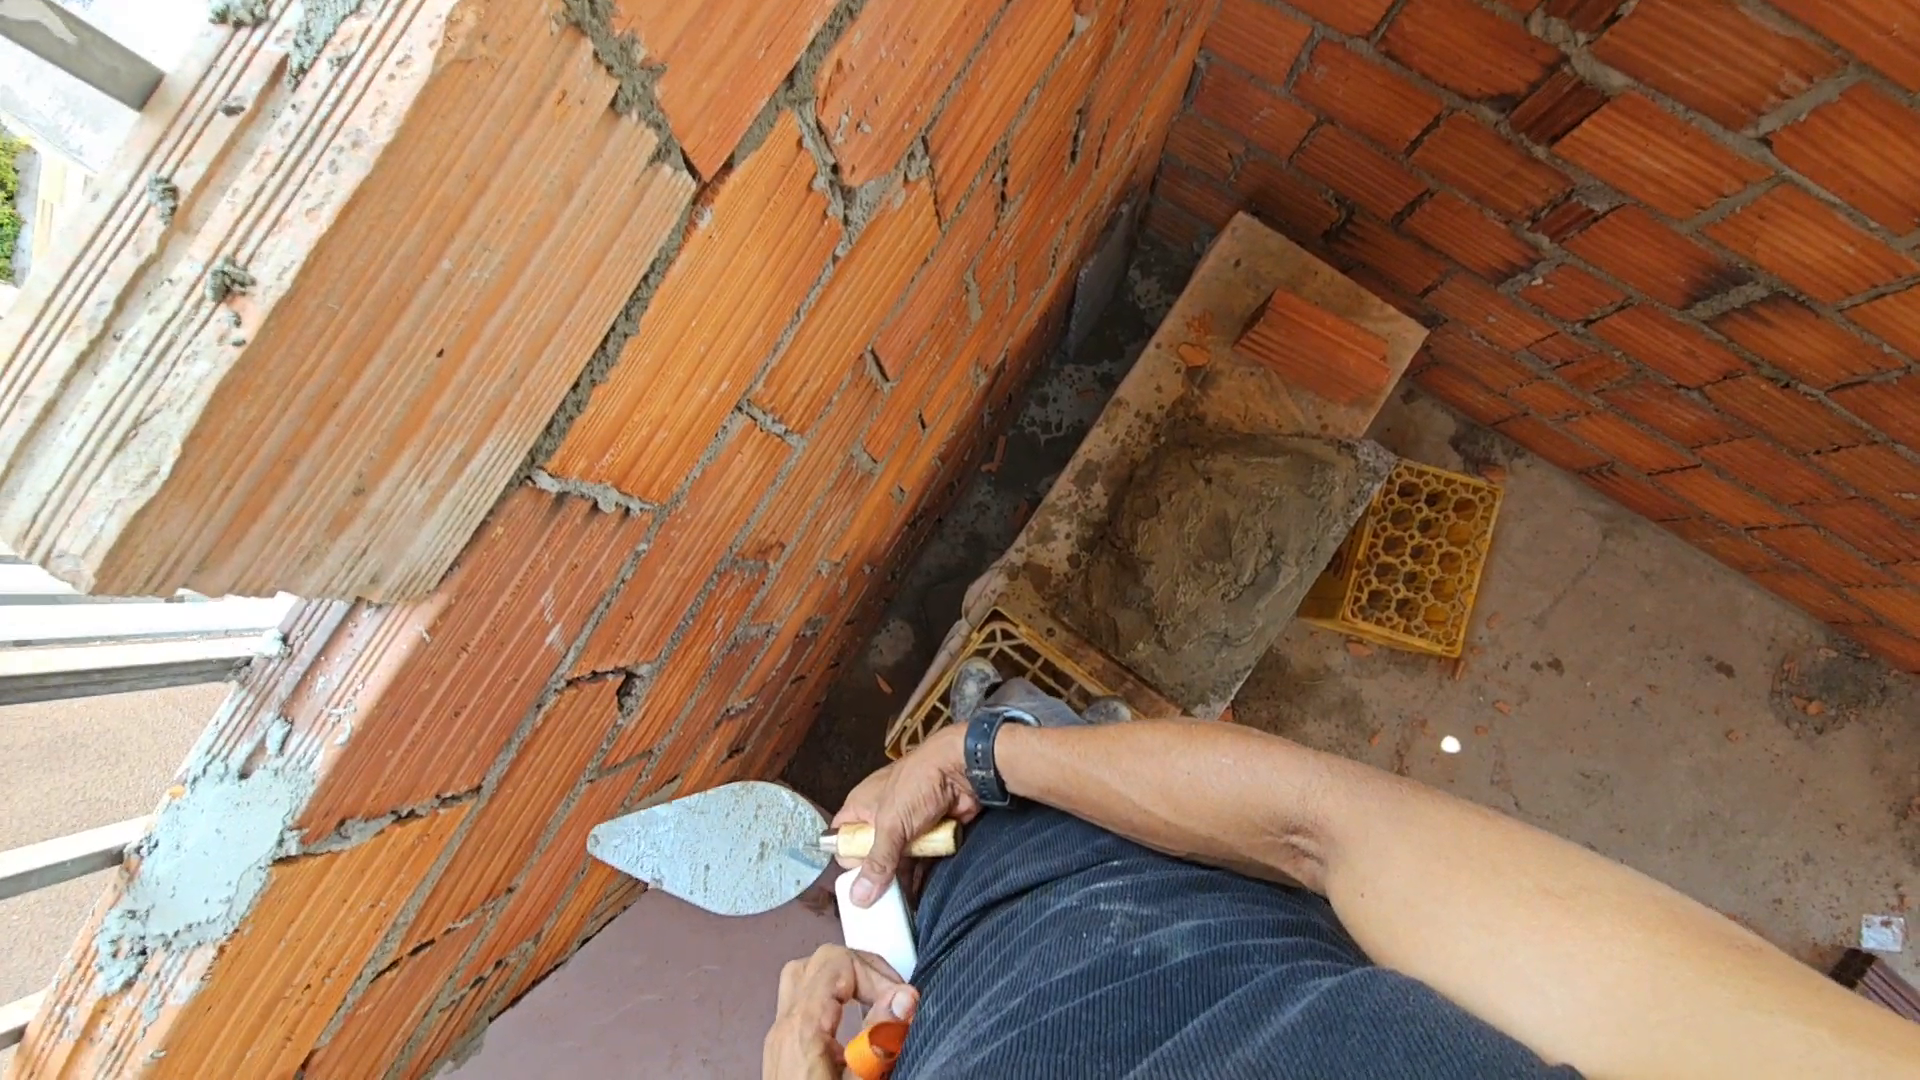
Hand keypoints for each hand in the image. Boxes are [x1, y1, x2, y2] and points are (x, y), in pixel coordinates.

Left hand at [763, 945, 917, 1079]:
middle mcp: (784, 1029)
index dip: (877, 974)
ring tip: (876, 1000)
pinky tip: (854, 1023)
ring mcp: (780, 1041)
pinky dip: (832, 998)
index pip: (839, 963)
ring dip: (844, 978)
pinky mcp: (784, 1055)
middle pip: (820, 961)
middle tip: (893, 996)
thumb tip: (901, 997)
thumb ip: (880, 1041)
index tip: (903, 1002)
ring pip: (805, 976)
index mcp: (801, 1030)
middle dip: (864, 968)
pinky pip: (802, 1001)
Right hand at [832, 724, 978, 906]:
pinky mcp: (930, 831)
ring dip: (900, 880)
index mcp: (861, 805)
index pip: (842, 838)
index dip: (847, 859)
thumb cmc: (919, 783)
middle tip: (880, 902)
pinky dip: (920, 876)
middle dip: (876, 876)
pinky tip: (919, 898)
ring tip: (899, 907)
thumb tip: (859, 896)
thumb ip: (877, 861)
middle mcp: (881, 814)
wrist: (962, 768)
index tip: (856, 882)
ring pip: (897, 859)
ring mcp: (907, 824)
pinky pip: (920, 860)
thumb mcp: (892, 824)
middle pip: (871, 853)